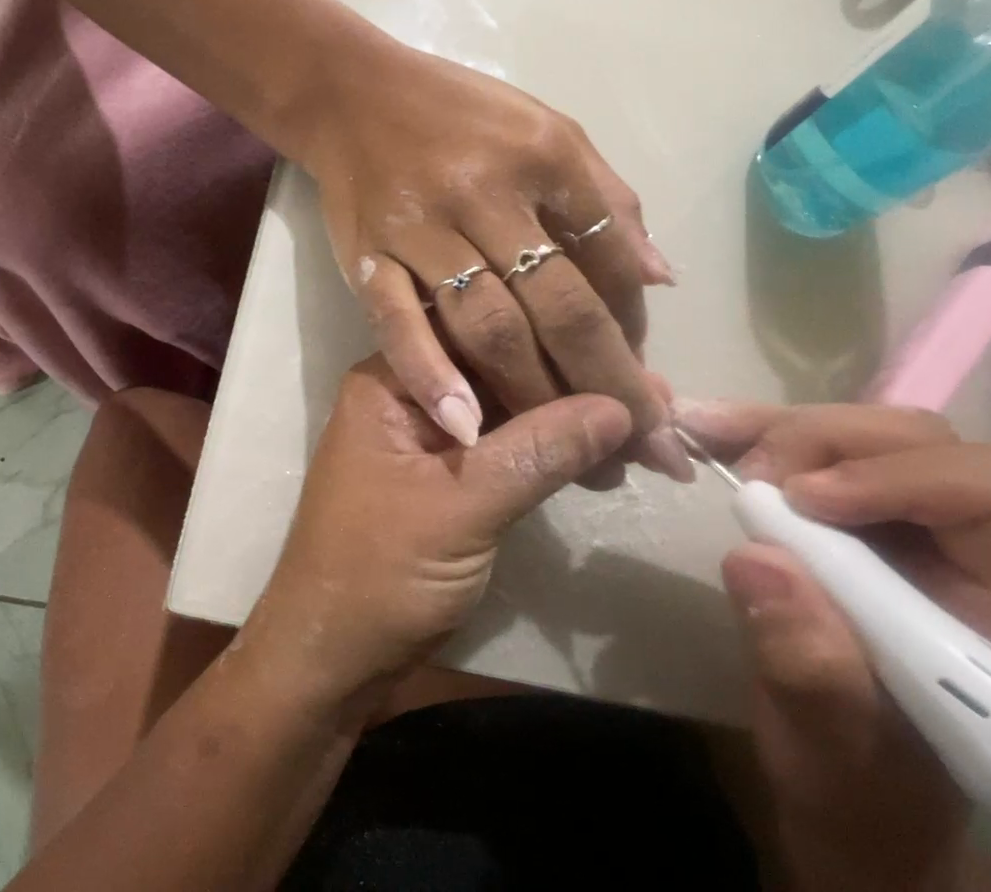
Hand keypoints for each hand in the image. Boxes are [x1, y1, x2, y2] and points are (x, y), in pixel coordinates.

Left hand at [241, 355, 632, 710]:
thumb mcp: (460, 509)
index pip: (483, 329)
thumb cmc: (376, 576)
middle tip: (661, 402)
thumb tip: (623, 406)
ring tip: (652, 431)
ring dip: (576, 419)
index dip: (559, 338)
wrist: (330, 660)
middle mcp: (412, 392)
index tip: (635, 358)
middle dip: (579, 383)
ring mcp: (431, 434)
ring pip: (514, 407)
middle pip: (504, 366)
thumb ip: (538, 452)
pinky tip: (607, 456)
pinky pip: (510, 445)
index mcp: (393, 378)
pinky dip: (556, 450)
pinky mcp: (449, 473)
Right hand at [296, 40, 690, 481]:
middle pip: (558, 306)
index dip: (637, 335)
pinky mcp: (368, 258)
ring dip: (538, 398)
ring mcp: (421, 230)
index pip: (605, 262)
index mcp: (542, 158)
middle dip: (610, 386)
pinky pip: (398, 323)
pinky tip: (466, 430)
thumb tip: (657, 278)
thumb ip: (605, 201)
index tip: (657, 396)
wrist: (351, 95)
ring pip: (487, 326)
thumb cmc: (460, 114)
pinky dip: (431, 375)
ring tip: (580, 464)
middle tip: (647, 455)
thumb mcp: (549, 133)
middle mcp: (483, 194)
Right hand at [679, 400, 990, 891]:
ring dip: (787, 429)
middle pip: (923, 445)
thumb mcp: (829, 746)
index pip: (987, 497)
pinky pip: (818, 459)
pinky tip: (710, 433)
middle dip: (829, 442)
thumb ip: (809, 665)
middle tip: (747, 473)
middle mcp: (962, 551)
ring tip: (711, 435)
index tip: (802, 500)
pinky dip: (761, 439)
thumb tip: (755, 559)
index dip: (898, 477)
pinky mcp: (853, 525)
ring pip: (869, 437)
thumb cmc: (856, 788)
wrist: (848, 801)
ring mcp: (906, 531)